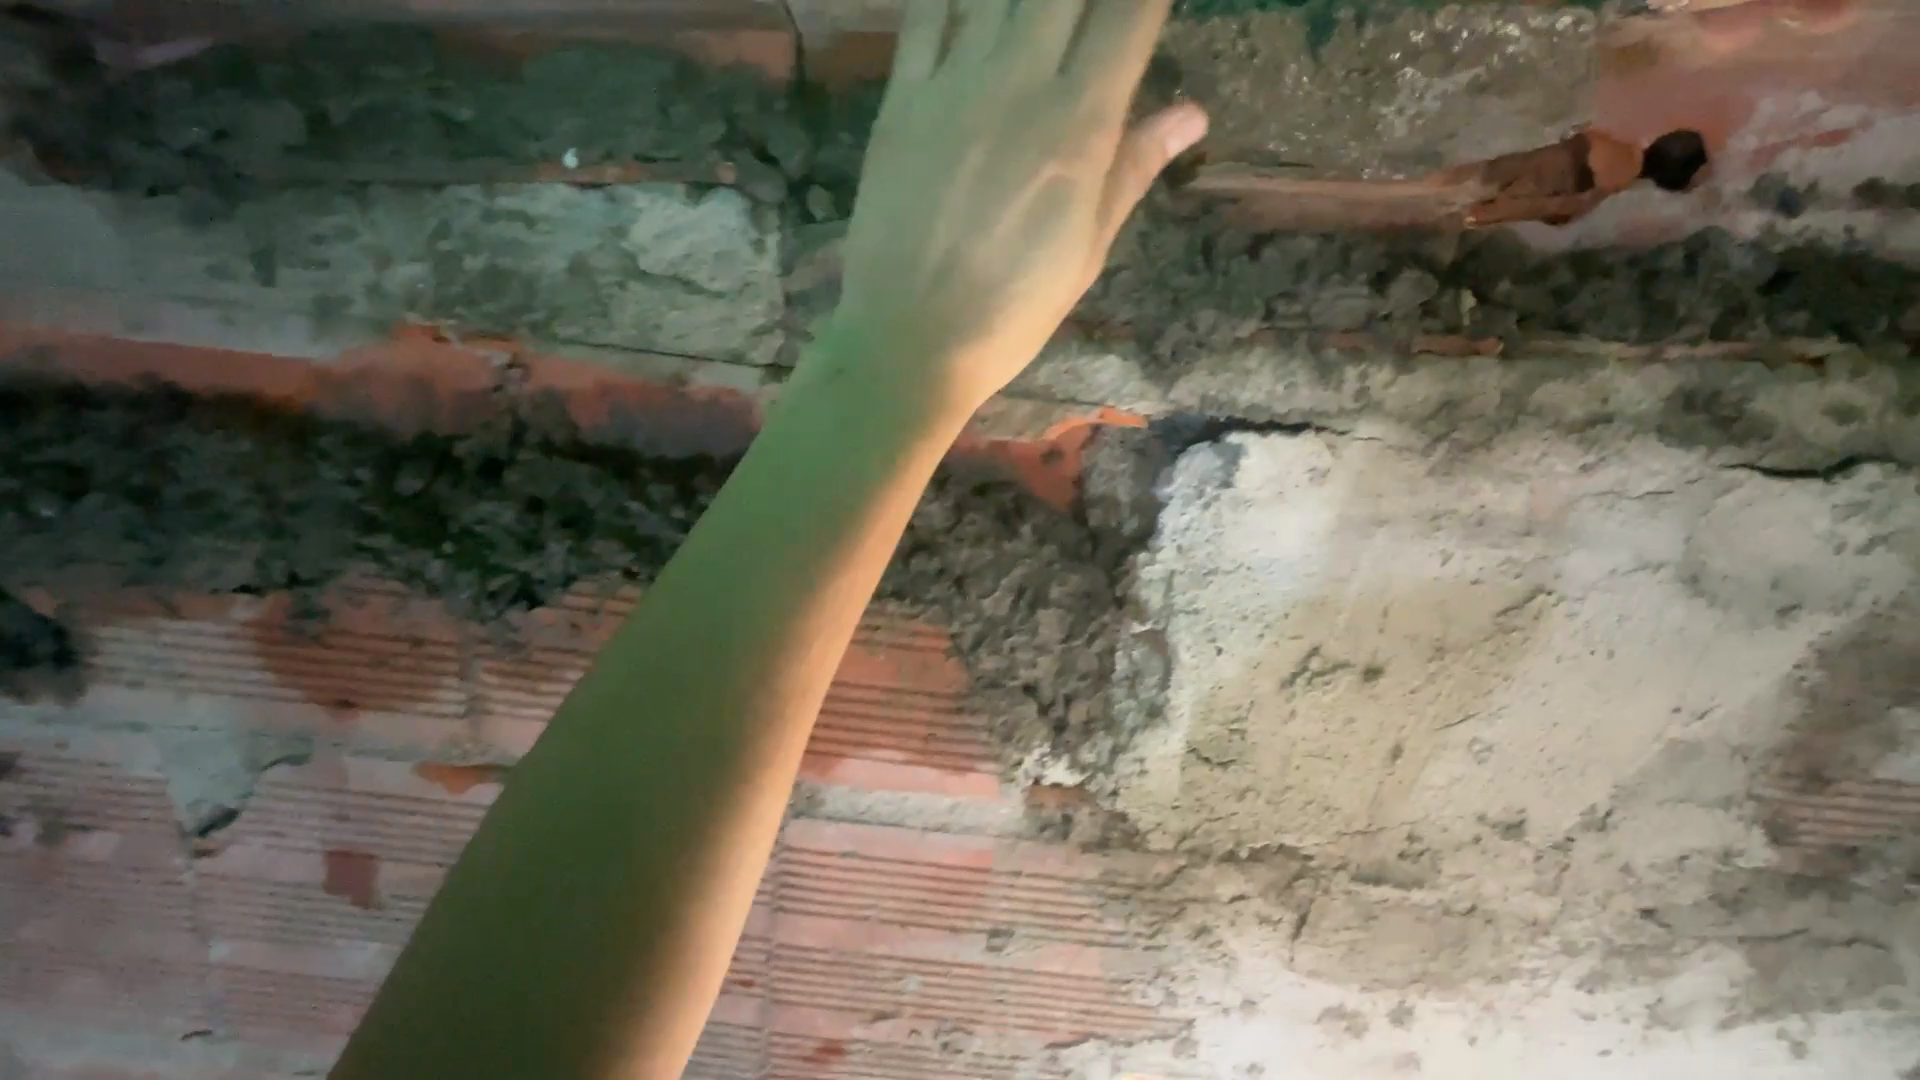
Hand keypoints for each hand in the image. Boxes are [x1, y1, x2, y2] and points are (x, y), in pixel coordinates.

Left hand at [829, 0, 1207, 415]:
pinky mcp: (900, 100)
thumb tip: (1192, 114)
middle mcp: (1020, 83)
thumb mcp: (1085, 252)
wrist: (908, 341)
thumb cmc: (1010, 314)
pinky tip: (971, 8)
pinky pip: (925, 12)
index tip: (1142, 9)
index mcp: (1079, 126)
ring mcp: (954, 85)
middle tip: (1086, 18)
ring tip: (1036, 16)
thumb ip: (1132, 170)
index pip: (1129, 12)